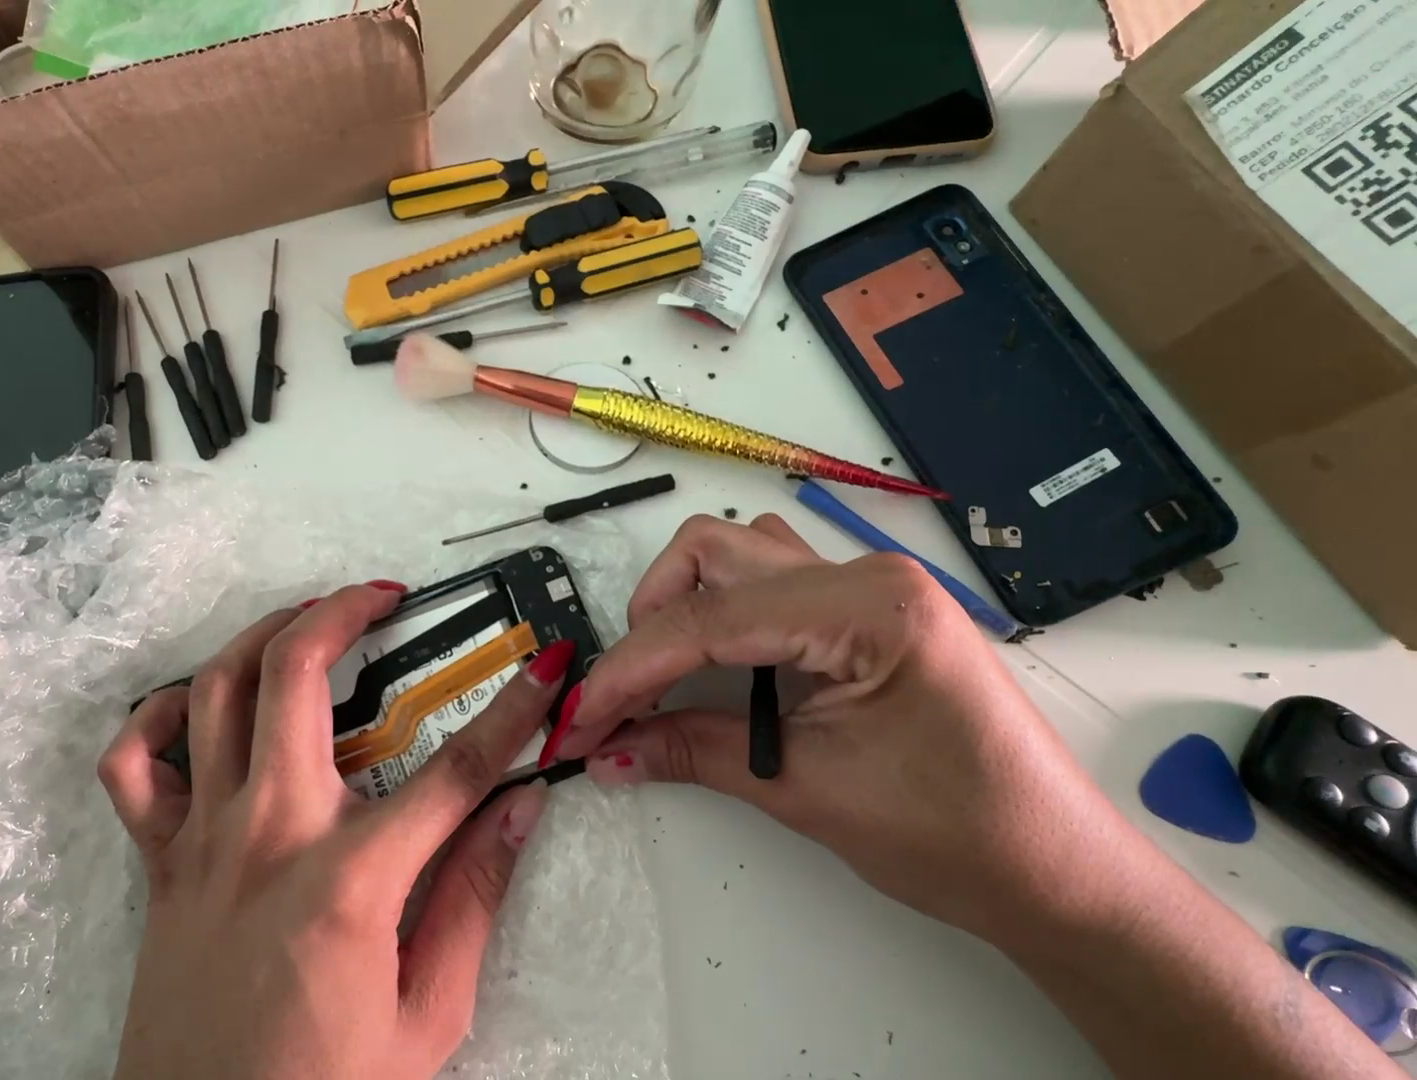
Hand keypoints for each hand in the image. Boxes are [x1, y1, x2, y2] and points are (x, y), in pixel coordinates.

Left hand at [98, 582, 571, 1079]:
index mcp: (349, 880)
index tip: (541, 671)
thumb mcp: (426, 1014)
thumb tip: (516, 812)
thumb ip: (473, 899)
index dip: (512, 714)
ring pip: (216, 692)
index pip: (456, 771)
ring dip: (262, 635)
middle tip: (383, 598)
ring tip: (304, 620)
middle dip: (345, 613)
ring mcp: (205, 840)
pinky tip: (200, 703)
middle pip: (298, 677)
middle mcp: (269, 836)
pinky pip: (134, 762)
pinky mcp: (160, 862)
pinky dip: (160, 714)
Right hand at [555, 514, 1142, 937]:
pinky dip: (724, 614)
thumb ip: (692, 751)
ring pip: (740, 554)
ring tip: (667, 674)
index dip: (631, 668)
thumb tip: (606, 750)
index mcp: (867, 606)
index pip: (710, 618)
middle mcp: (866, 575)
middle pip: (714, 551)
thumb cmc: (956, 836)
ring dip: (686, 603)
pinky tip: (721, 667)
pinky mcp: (866, 610)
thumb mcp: (806, 790)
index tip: (586, 715)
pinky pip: (771, 582)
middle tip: (629, 690)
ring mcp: (869, 586)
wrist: (1055, 871)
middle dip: (651, 615)